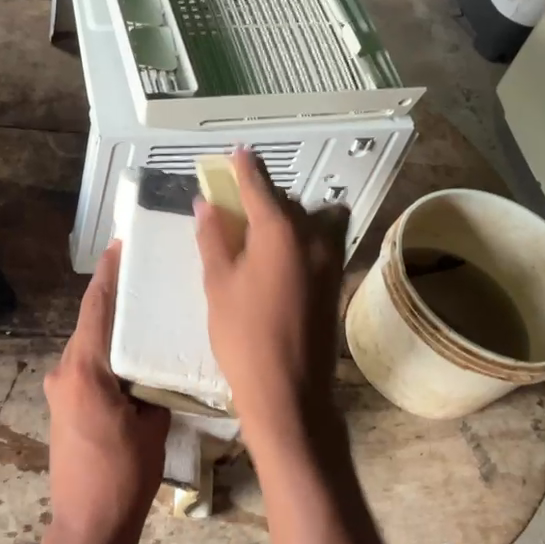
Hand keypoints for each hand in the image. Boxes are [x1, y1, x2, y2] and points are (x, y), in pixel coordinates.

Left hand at [42, 241, 170, 543]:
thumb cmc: (122, 477)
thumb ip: (153, 391)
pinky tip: (129, 358)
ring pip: (86, 345)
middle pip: (89, 323)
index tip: (119, 246)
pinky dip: (104, 354)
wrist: (87, 528)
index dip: (107, 274)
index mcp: (84, 370)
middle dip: (112, 298)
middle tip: (142, 276)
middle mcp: (64, 371)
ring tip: (141, 315)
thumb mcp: (152, 428)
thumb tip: (158, 374)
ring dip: (109, 329)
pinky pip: (84, 366)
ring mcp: (59, 389)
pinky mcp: (61, 405)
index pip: (96, 308)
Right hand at [195, 150, 349, 433]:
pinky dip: (306, 236)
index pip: (259, 185)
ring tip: (262, 234)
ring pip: (313, 218)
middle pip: (287, 201)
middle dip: (263, 197)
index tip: (236, 153)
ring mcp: (331, 259)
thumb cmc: (244, 336)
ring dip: (290, 216)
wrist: (290, 391)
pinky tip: (282, 257)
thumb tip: (207, 205)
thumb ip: (214, 238)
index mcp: (279, 230)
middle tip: (236, 208)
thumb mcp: (217, 283)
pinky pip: (324, 240)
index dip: (245, 167)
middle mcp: (312, 235)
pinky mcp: (337, 280)